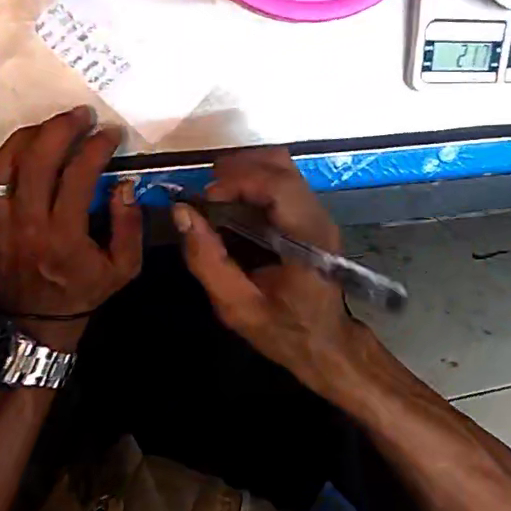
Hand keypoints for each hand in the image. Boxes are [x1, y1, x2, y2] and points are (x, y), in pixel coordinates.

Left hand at [0, 106, 141, 351]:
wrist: (32, 325)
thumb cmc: (81, 294)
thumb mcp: (123, 269)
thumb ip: (129, 225)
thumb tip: (125, 184)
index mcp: (64, 237)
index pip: (78, 175)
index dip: (95, 147)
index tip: (109, 134)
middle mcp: (26, 226)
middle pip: (37, 161)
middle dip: (61, 129)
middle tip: (80, 115)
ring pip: (5, 165)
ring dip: (29, 136)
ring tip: (50, 126)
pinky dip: (5, 158)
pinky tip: (22, 148)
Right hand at [173, 148, 377, 394]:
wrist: (328, 346)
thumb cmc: (286, 331)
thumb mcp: (238, 307)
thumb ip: (208, 261)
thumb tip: (182, 213)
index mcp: (308, 239)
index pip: (279, 185)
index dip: (238, 180)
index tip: (205, 197)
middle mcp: (318, 217)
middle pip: (281, 165)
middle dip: (237, 169)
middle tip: (204, 192)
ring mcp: (317, 213)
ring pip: (282, 167)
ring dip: (244, 172)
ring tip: (214, 196)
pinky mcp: (310, 215)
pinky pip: (281, 182)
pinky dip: (251, 182)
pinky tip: (231, 204)